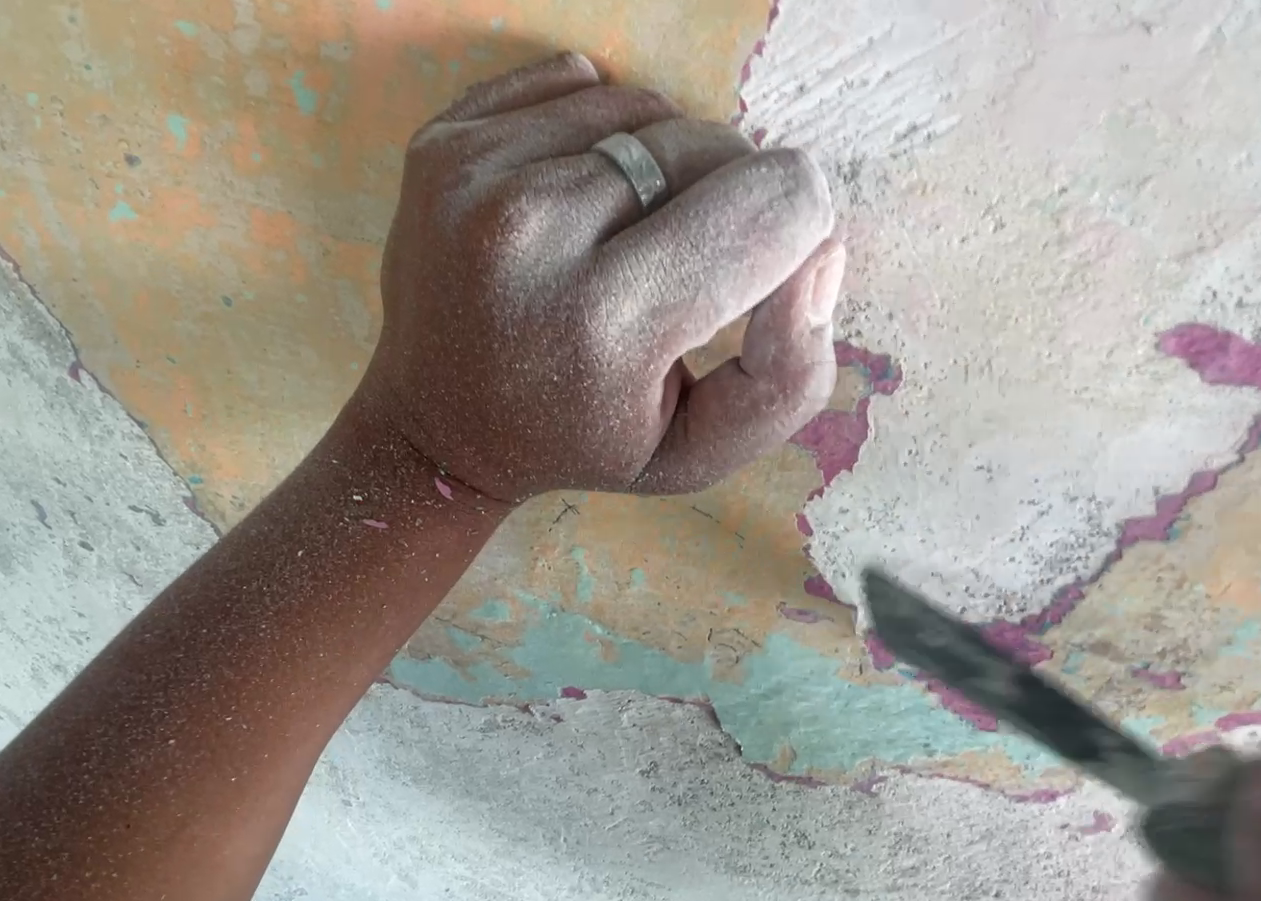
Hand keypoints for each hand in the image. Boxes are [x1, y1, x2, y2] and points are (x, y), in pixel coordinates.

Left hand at [351, 52, 842, 502]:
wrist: (439, 425)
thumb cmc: (577, 443)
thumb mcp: (696, 453)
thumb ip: (789, 379)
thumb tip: (821, 251)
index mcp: (604, 324)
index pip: (777, 203)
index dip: (796, 235)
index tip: (756, 279)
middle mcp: (533, 232)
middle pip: (715, 145)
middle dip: (726, 206)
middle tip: (675, 276)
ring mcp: (477, 176)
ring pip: (651, 110)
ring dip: (662, 172)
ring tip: (622, 247)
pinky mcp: (445, 141)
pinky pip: (582, 87)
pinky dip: (601, 141)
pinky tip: (578, 210)